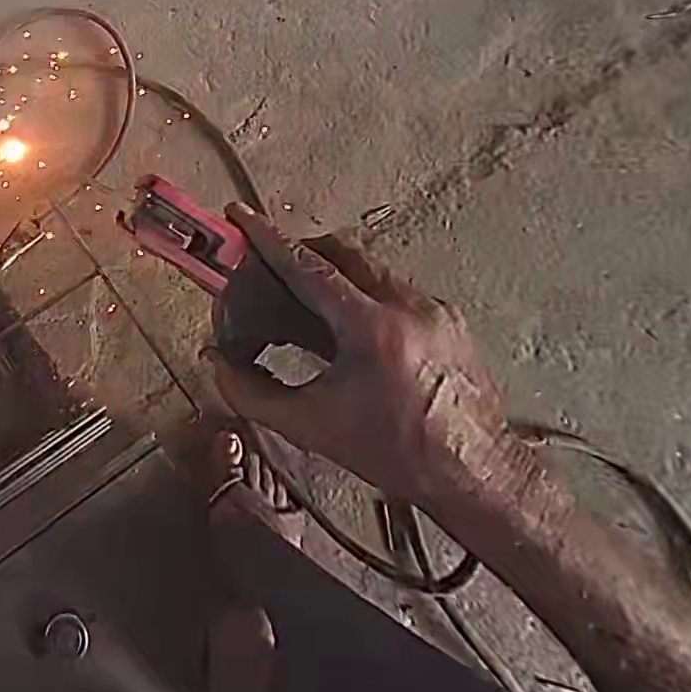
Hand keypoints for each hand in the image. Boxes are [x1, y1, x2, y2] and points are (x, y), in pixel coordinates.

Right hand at [205, 204, 523, 507]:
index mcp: (373, 330)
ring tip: (307, 297)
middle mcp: (408, 306)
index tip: (242, 215)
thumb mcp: (311, 427)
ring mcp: (433, 308)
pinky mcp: (447, 317)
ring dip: (332, 270)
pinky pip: (392, 285)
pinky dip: (361, 291)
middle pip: (341, 251)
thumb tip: (214, 360)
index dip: (268, 238)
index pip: (309, 267)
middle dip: (301, 248)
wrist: (476, 476)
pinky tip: (349, 323)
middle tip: (271, 262)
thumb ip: (251, 391)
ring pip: (368, 265)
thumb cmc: (396, 453)